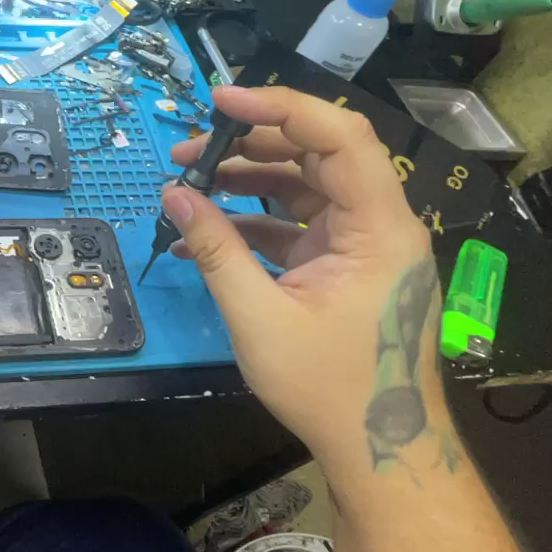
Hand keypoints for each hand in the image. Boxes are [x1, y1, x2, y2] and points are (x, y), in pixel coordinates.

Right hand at [164, 86, 455, 479]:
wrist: (379, 450)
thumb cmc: (329, 387)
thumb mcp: (259, 317)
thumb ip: (216, 249)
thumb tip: (173, 195)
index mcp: (379, 228)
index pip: (338, 137)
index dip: (280, 108)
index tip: (219, 102)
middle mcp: (378, 224)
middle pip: (317, 155)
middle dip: (249, 145)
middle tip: (187, 151)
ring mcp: (360, 245)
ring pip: (303, 187)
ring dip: (245, 181)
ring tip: (187, 183)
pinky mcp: (341, 266)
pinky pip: (295, 225)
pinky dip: (251, 222)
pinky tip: (203, 232)